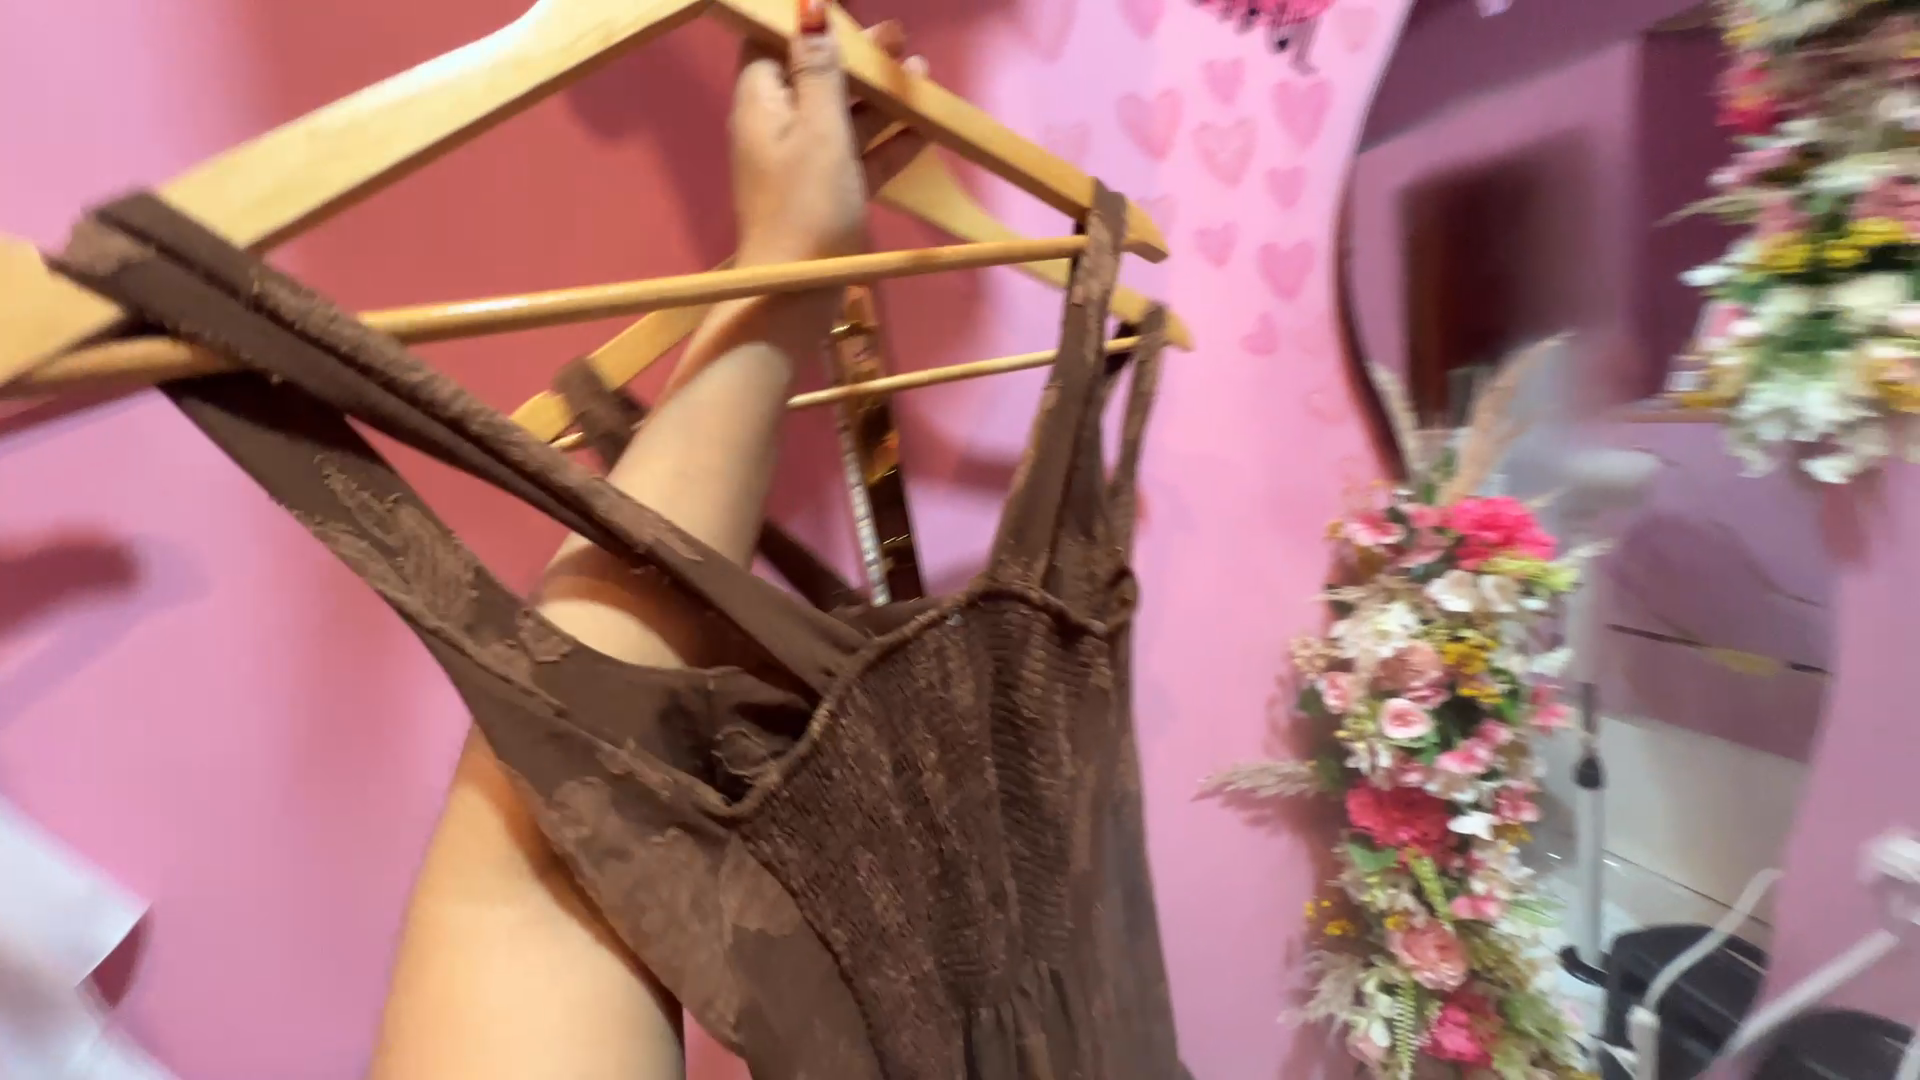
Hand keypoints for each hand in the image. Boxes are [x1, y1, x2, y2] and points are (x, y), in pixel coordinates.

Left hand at [728, 15, 924, 269]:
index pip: (774, 41)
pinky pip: (857, 158)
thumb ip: (821, 70)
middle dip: (858, 59)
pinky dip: (885, 143)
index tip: (848, 16)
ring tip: (923, 76)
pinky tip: (921, 130)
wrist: (797, 294)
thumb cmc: (808, 207)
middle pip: (817, 78)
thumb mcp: (819, 131)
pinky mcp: (826, 198)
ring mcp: (803, 166)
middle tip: (901, 41)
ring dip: (880, 100)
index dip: (809, 24)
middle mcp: (777, 128)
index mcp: (761, 102)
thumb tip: (810, 8)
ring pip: (843, 119)